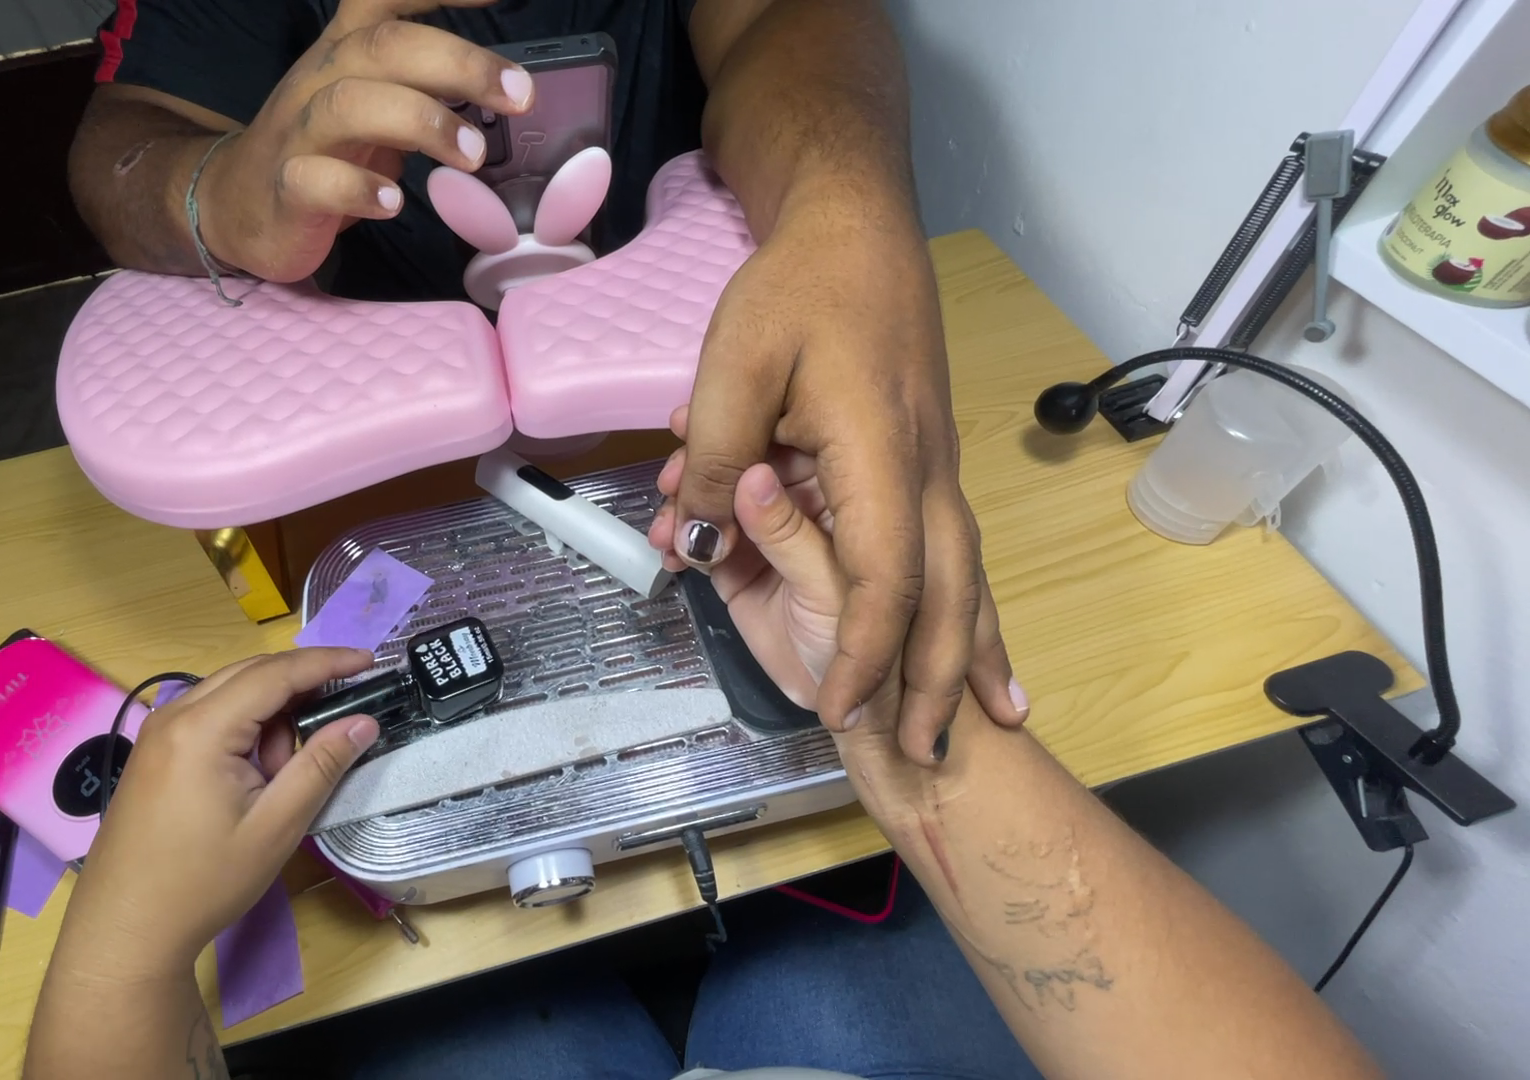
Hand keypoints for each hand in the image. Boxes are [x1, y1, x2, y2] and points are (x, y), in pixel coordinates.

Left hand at [69, 648, 380, 972]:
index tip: (369, 660)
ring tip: (287, 769)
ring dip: (275, 711)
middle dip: (304, 684)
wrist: (123, 934)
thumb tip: (365, 721)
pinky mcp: (156, 750)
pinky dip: (249, 725)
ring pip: (234, 690)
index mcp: (202, 729)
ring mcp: (159, 732)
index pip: (276, 673)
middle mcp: (175, 715)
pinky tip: (260, 769)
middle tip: (345, 708)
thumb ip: (322, 766)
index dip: (327, 662)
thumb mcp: (276, 827)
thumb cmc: (203, 882)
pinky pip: (214, 712)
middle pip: (254, 672)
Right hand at [194, 0, 532, 282]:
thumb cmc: (326, 151)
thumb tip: (501, 90)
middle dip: (459, 63)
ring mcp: (300, 134)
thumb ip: (427, 90)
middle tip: (521, 95)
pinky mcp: (288, 190)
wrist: (242, 203)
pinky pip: (315, 181)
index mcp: (348, 53)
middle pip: (384, 48)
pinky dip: (358, 189)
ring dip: (420, 122)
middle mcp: (323, 79)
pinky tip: (394, 202)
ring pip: (351, 106)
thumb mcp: (378, 106)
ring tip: (473, 154)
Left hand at [653, 211, 1027, 762]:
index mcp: (881, 455)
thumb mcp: (732, 371)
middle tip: (928, 751)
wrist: (856, 228)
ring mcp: (933, 462)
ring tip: (982, 717)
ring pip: (959, 568)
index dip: (864, 650)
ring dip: (964, 645)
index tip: (842, 710)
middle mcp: (925, 471)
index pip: (884, 576)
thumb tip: (701, 545)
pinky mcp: (922, 454)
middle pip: (947, 588)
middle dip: (935, 676)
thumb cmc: (795, 292)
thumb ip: (718, 464)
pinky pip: (947, 540)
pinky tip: (973, 626)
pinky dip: (959, 595)